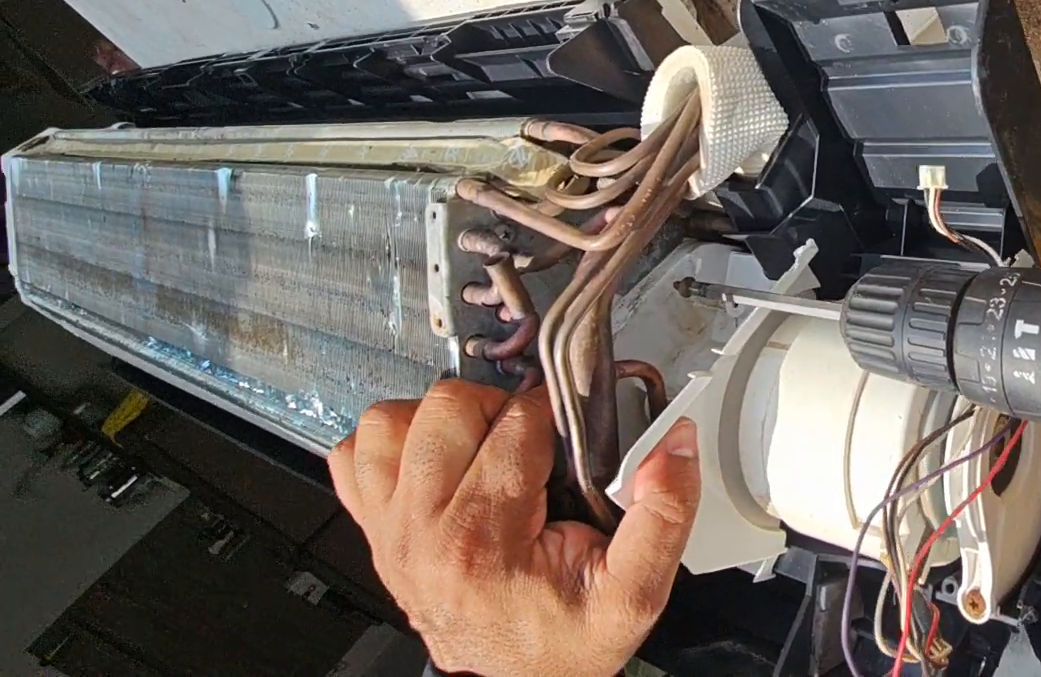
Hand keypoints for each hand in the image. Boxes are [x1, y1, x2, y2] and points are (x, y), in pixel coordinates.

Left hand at [327, 380, 700, 676]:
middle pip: (447, 408)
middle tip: (533, 438)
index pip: (516, 422)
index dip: (557, 411)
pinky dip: (397, 443)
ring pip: (391, 422)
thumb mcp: (636, 591)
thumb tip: (675, 444)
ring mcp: (389, 529)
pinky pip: (357, 455)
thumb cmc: (564, 643)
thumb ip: (666, 514)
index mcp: (484, 537)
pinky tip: (441, 460)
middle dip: (501, 407)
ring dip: (443, 420)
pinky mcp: (376, 530)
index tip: (575, 436)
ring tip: (487, 444)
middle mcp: (422, 530)